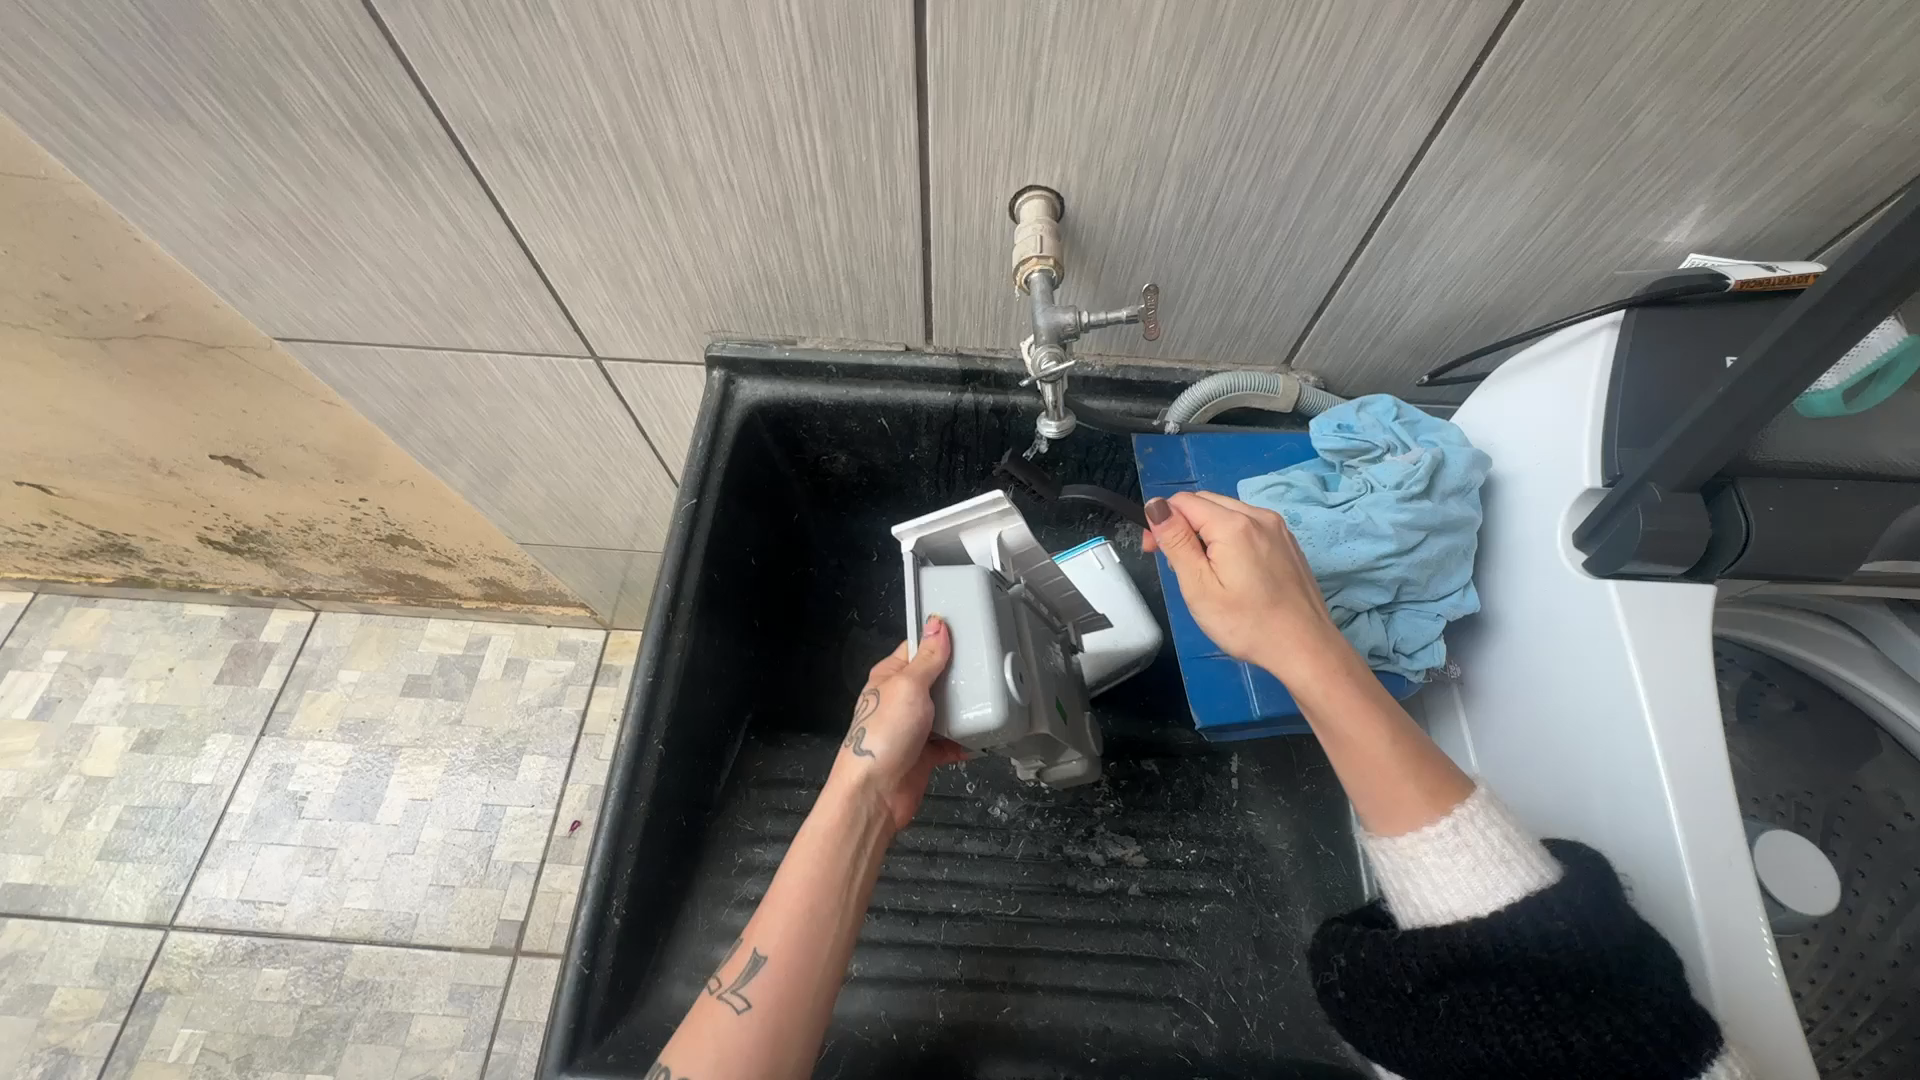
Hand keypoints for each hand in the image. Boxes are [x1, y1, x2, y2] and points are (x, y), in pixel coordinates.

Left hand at [829, 615, 969, 831]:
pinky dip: (965, 742)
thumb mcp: (909, 686)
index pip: (917, 649)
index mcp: (889, 677)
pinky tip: (981, 738)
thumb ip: (928, 657)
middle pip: (935, 681)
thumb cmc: (883, 735)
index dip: (939, 641)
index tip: (967, 635)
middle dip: (958, 679)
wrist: (875, 793)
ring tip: (988, 703)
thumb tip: (936, 623)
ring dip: (964, 712)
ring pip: (945, 712)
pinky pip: (950, 743)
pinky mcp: (924, 754)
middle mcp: (899, 700)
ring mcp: (912, 728)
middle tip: (985, 670)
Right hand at [1144, 491, 1350, 685]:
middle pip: (1205, 502)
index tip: (1154, 553)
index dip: (1160, 522)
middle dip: (1181, 524)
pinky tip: (1231, 569)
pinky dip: (1228, 537)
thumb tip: (1155, 505)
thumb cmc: (1247, 624)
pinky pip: (1247, 524)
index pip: (1183, 501)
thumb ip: (1176, 541)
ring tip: (1203, 570)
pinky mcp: (1287, 541)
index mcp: (1233, 525)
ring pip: (1226, 511)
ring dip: (1204, 530)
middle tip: (1176, 564)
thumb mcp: (1199, 586)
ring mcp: (1277, 527)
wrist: (1305, 648)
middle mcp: (1258, 515)